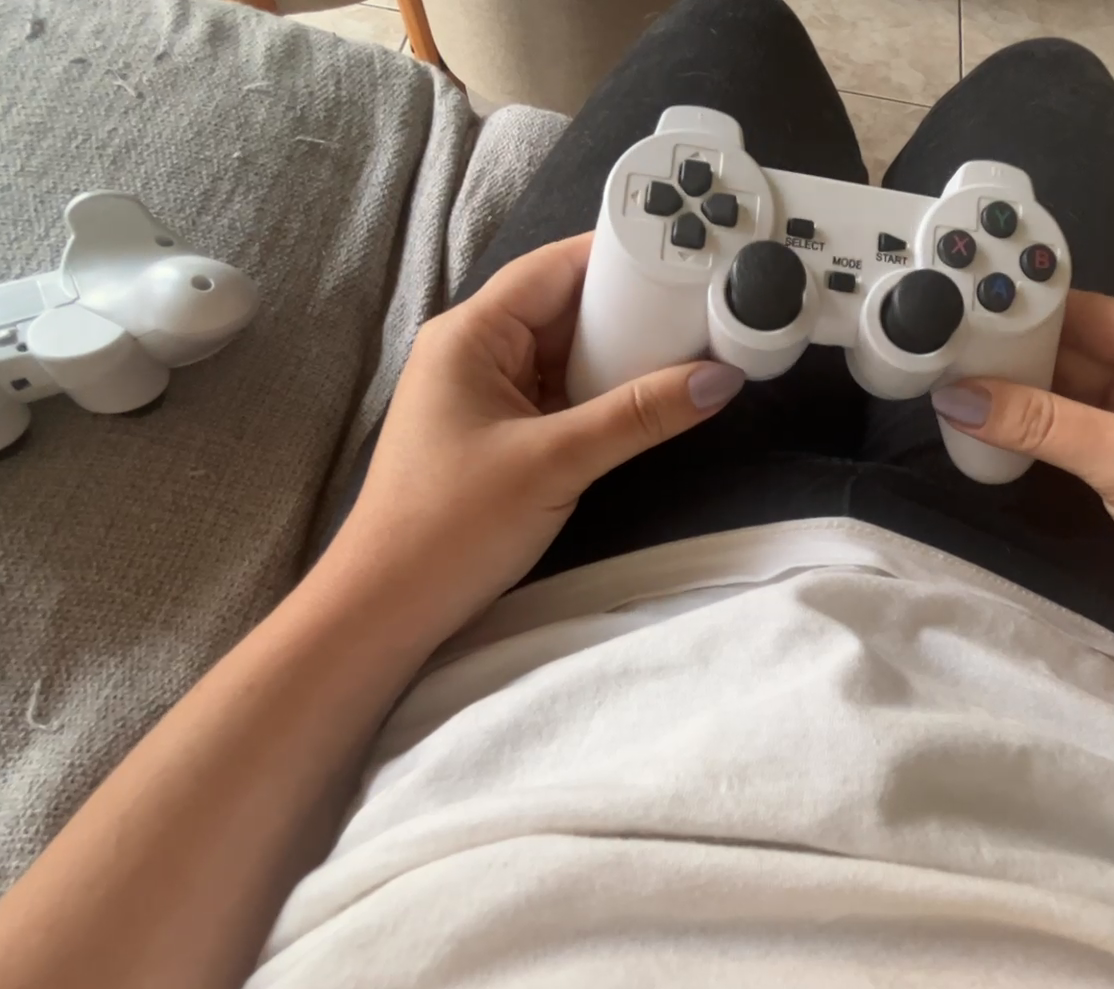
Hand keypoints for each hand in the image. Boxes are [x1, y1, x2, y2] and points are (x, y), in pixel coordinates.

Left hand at [318, 233, 745, 644]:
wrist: (393, 604)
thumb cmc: (455, 523)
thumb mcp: (556, 462)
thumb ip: (639, 416)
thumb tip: (721, 380)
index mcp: (473, 334)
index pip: (556, 269)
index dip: (622, 259)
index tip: (689, 259)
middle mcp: (480, 353)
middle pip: (567, 311)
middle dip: (634, 313)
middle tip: (705, 312)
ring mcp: (492, 397)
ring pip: (571, 358)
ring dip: (624, 359)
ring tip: (694, 351)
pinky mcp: (506, 436)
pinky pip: (566, 398)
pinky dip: (607, 397)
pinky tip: (652, 400)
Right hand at [931, 290, 1113, 641]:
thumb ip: (1043, 425)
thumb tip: (959, 398)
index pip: (1096, 313)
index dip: (1034, 310)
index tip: (970, 308)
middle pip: (1072, 350)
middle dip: (1014, 351)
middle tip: (947, 347)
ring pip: (1060, 391)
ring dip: (1013, 391)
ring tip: (952, 380)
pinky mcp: (1113, 460)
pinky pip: (1058, 429)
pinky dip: (1023, 427)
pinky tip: (983, 421)